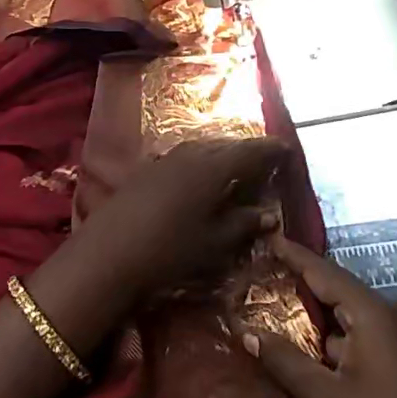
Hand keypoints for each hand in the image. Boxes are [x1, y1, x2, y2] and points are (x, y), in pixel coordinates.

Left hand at [71, 138, 288, 300]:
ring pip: (202, 149)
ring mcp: (164, 160)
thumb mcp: (215, 242)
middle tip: (265, 159)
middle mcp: (190, 154)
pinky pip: (183, 157)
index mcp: (213, 167)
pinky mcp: (145, 170)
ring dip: (221, 154)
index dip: (271, 149)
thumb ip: (244, 224)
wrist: (109, 252)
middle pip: (225, 145)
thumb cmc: (171, 249)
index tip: (287, 148)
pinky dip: (199, 162)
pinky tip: (200, 176)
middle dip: (247, 149)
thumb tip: (269, 214)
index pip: (250, 151)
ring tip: (236, 167)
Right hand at [242, 236, 396, 397]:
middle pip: (334, 290)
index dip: (291, 253)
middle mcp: (388, 319)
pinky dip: (329, 341)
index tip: (262, 235)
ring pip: (346, 320)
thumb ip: (287, 363)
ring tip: (269, 312)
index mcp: (372, 315)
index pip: (322, 270)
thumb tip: (246, 331)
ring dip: (311, 317)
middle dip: (296, 283)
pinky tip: (305, 355)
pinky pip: (358, 340)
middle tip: (254, 276)